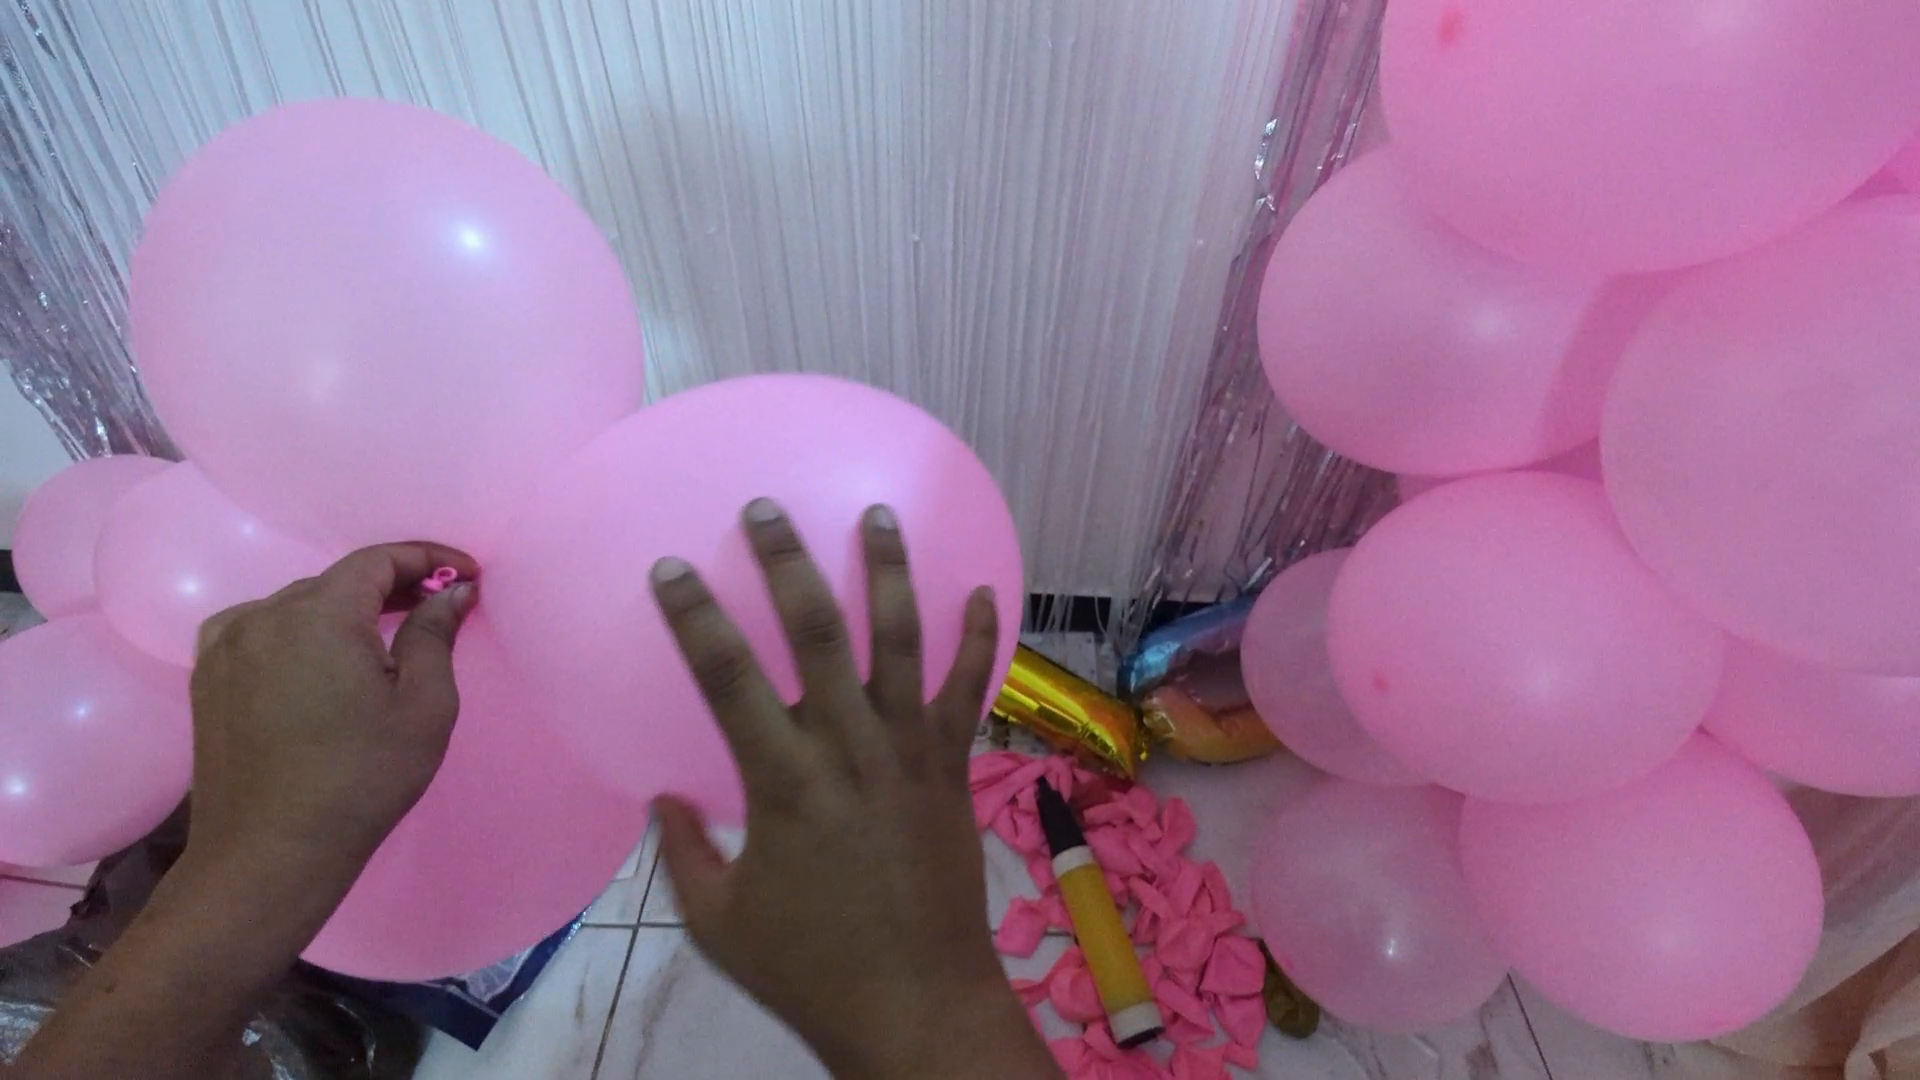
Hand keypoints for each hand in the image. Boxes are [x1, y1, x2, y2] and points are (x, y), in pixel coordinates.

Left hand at [188, 543, 478, 884]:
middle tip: (444, 603)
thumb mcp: (426, 700)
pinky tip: (335, 652)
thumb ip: (435, 632)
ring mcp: (225, 649)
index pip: (377, 560)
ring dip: (353, 605)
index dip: (429, 558)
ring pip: (302, 602)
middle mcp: (260, 619)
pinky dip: (311, 626)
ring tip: (396, 628)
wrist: (274, 851)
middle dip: (397, 583)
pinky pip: (266, 627)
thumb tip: (453, 590)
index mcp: (315, 617)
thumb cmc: (366, 772)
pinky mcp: (210, 679)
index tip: (471, 573)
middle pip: (339, 579)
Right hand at [650, 500, 1058, 1079]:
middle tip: (770, 510)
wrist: (916, 1003)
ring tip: (878, 515)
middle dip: (789, 564)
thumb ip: (683, 855)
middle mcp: (848, 746)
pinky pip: (969, 688)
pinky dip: (978, 637)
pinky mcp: (954, 762)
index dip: (695, 618)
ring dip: (888, 573)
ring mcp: (910, 748)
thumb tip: (660, 797)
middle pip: (816, 634)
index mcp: (782, 782)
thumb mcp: (719, 923)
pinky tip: (982, 589)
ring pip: (899, 641)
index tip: (672, 568)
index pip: (727, 679)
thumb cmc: (811, 966)